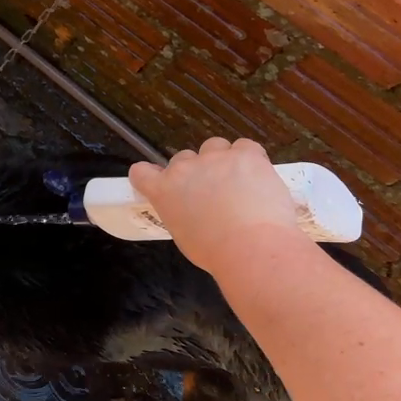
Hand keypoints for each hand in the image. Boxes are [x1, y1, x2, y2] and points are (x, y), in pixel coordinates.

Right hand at [128, 138, 298, 272]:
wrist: (253, 248)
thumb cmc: (216, 252)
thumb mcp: (184, 235)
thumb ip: (180, 213)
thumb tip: (193, 212)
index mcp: (163, 190)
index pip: (142, 171)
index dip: (154, 175)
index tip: (165, 182)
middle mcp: (184, 169)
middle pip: (184, 158)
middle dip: (196, 172)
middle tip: (214, 192)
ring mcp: (214, 158)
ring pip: (215, 147)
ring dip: (222, 160)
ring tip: (240, 183)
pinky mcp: (245, 155)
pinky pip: (245, 147)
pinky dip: (251, 158)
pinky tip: (259, 177)